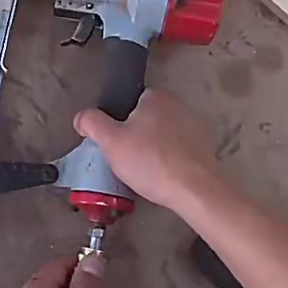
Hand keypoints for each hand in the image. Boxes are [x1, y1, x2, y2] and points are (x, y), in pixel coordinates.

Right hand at [74, 89, 225, 212]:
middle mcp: (179, 104)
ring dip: (154, 149)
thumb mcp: (110, 142)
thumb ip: (92, 123)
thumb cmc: (150, 162)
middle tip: (127, 159)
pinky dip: (170, 160)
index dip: (119, 121)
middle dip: (137, 136)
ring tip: (145, 171)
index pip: (130, 102)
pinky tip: (163, 176)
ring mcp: (196, 126)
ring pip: (163, 135)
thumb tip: (82, 117)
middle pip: (147, 119)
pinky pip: (178, 150)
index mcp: (156, 96)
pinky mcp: (205, 147)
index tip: (116, 142)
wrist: (194, 191)